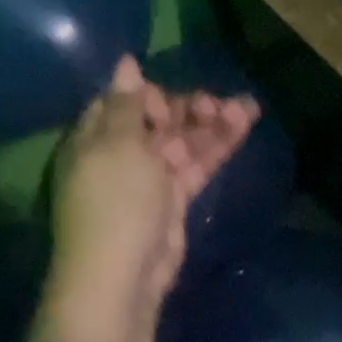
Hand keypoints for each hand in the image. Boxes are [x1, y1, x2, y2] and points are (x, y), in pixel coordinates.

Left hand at [47, 56, 259, 332]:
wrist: (122, 278)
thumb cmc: (113, 204)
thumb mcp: (117, 145)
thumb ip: (127, 103)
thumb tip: (125, 63)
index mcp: (94, 141)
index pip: (121, 103)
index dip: (149, 95)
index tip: (169, 104)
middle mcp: (119, 155)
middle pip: (159, 119)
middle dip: (191, 107)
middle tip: (218, 104)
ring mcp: (148, 178)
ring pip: (185, 138)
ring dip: (214, 122)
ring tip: (248, 108)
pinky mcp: (174, 197)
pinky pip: (198, 160)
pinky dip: (220, 143)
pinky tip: (245, 123)